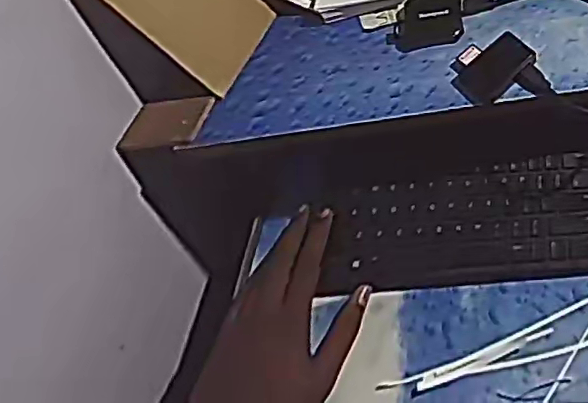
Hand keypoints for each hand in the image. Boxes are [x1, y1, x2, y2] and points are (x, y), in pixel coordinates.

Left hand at [189, 208, 369, 402]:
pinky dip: (259, 265)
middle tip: (308, 211)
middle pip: (281, 257)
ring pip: (261, 267)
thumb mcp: (321, 377)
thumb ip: (344, 331)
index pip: (307, 263)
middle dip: (296, 229)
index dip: (318, 234)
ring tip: (290, 229)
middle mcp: (262, 310)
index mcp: (289, 318)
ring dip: (278, 243)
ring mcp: (241, 317)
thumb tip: (362, 295)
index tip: (326, 215)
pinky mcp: (225, 327)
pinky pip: (246, 282)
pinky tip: (263, 266)